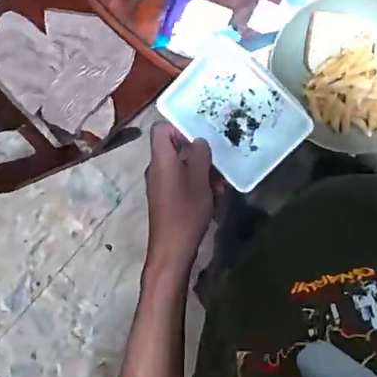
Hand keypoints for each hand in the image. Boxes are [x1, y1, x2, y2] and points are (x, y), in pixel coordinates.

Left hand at [143, 123, 215, 272]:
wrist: (172, 249)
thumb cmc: (186, 211)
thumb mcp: (199, 179)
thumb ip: (199, 154)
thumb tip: (198, 141)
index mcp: (161, 159)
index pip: (161, 129)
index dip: (179, 127)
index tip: (200, 136)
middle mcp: (156, 168)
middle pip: (175, 148)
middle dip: (199, 154)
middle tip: (218, 165)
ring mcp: (160, 184)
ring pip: (182, 166)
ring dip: (202, 171)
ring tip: (220, 186)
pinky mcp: (166, 198)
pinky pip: (181, 181)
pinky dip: (197, 184)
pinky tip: (213, 197)